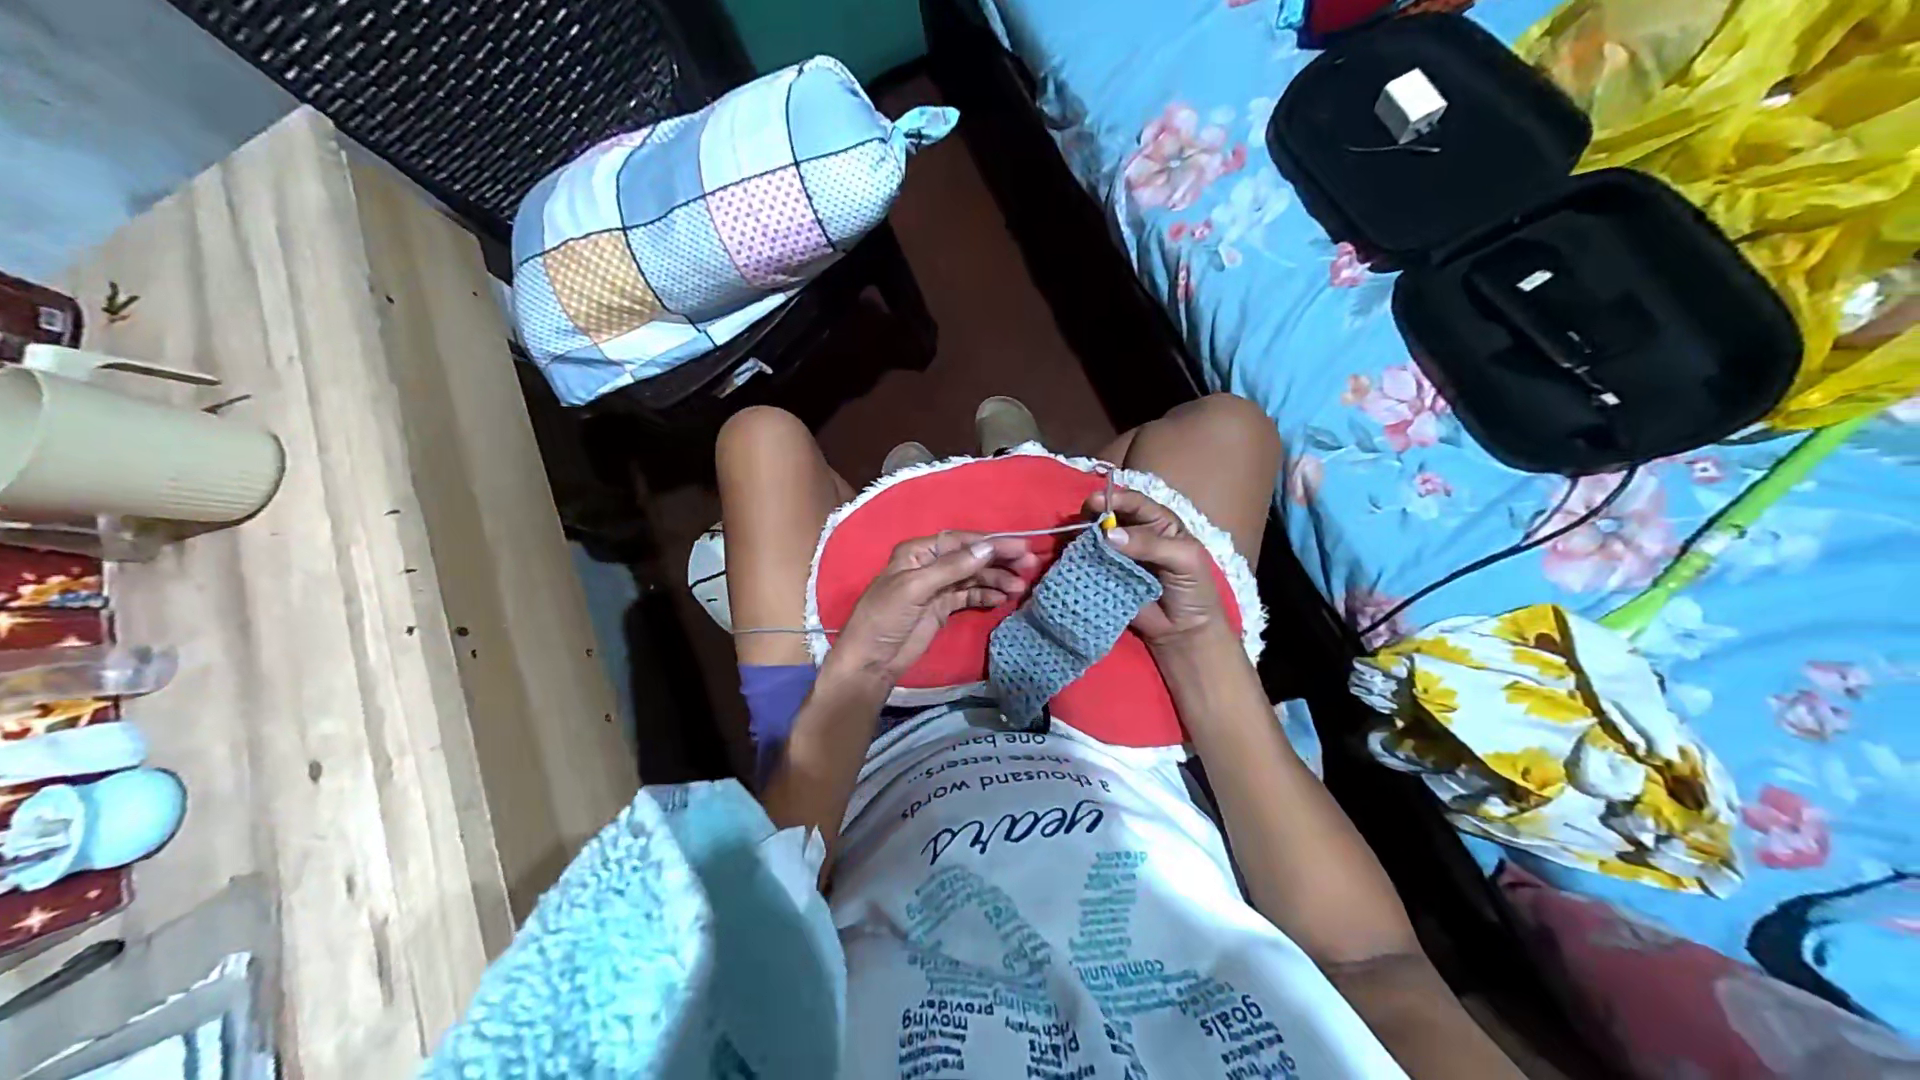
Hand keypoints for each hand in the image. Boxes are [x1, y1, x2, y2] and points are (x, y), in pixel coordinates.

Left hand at [825, 531, 1040, 687]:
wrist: (871, 660)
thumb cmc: (885, 617)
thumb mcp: (916, 588)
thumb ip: (953, 567)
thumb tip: (987, 547)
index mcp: (918, 552)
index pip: (961, 541)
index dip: (991, 543)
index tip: (1020, 546)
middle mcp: (929, 564)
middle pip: (971, 557)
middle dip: (999, 560)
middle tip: (1029, 565)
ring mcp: (937, 587)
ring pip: (974, 577)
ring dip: (997, 579)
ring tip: (1020, 587)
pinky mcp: (943, 608)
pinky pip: (970, 595)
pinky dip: (987, 595)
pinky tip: (1004, 597)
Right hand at [1085, 487, 1230, 651]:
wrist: (1184, 631)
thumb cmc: (1193, 590)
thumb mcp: (1183, 559)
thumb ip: (1150, 543)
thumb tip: (1109, 534)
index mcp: (1159, 523)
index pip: (1135, 503)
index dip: (1115, 499)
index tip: (1096, 502)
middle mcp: (1135, 534)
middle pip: (1110, 517)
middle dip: (1094, 515)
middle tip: (1081, 520)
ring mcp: (1118, 556)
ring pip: (1096, 539)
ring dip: (1084, 537)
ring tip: (1072, 539)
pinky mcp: (1105, 576)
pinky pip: (1090, 564)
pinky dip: (1079, 559)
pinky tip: (1071, 558)